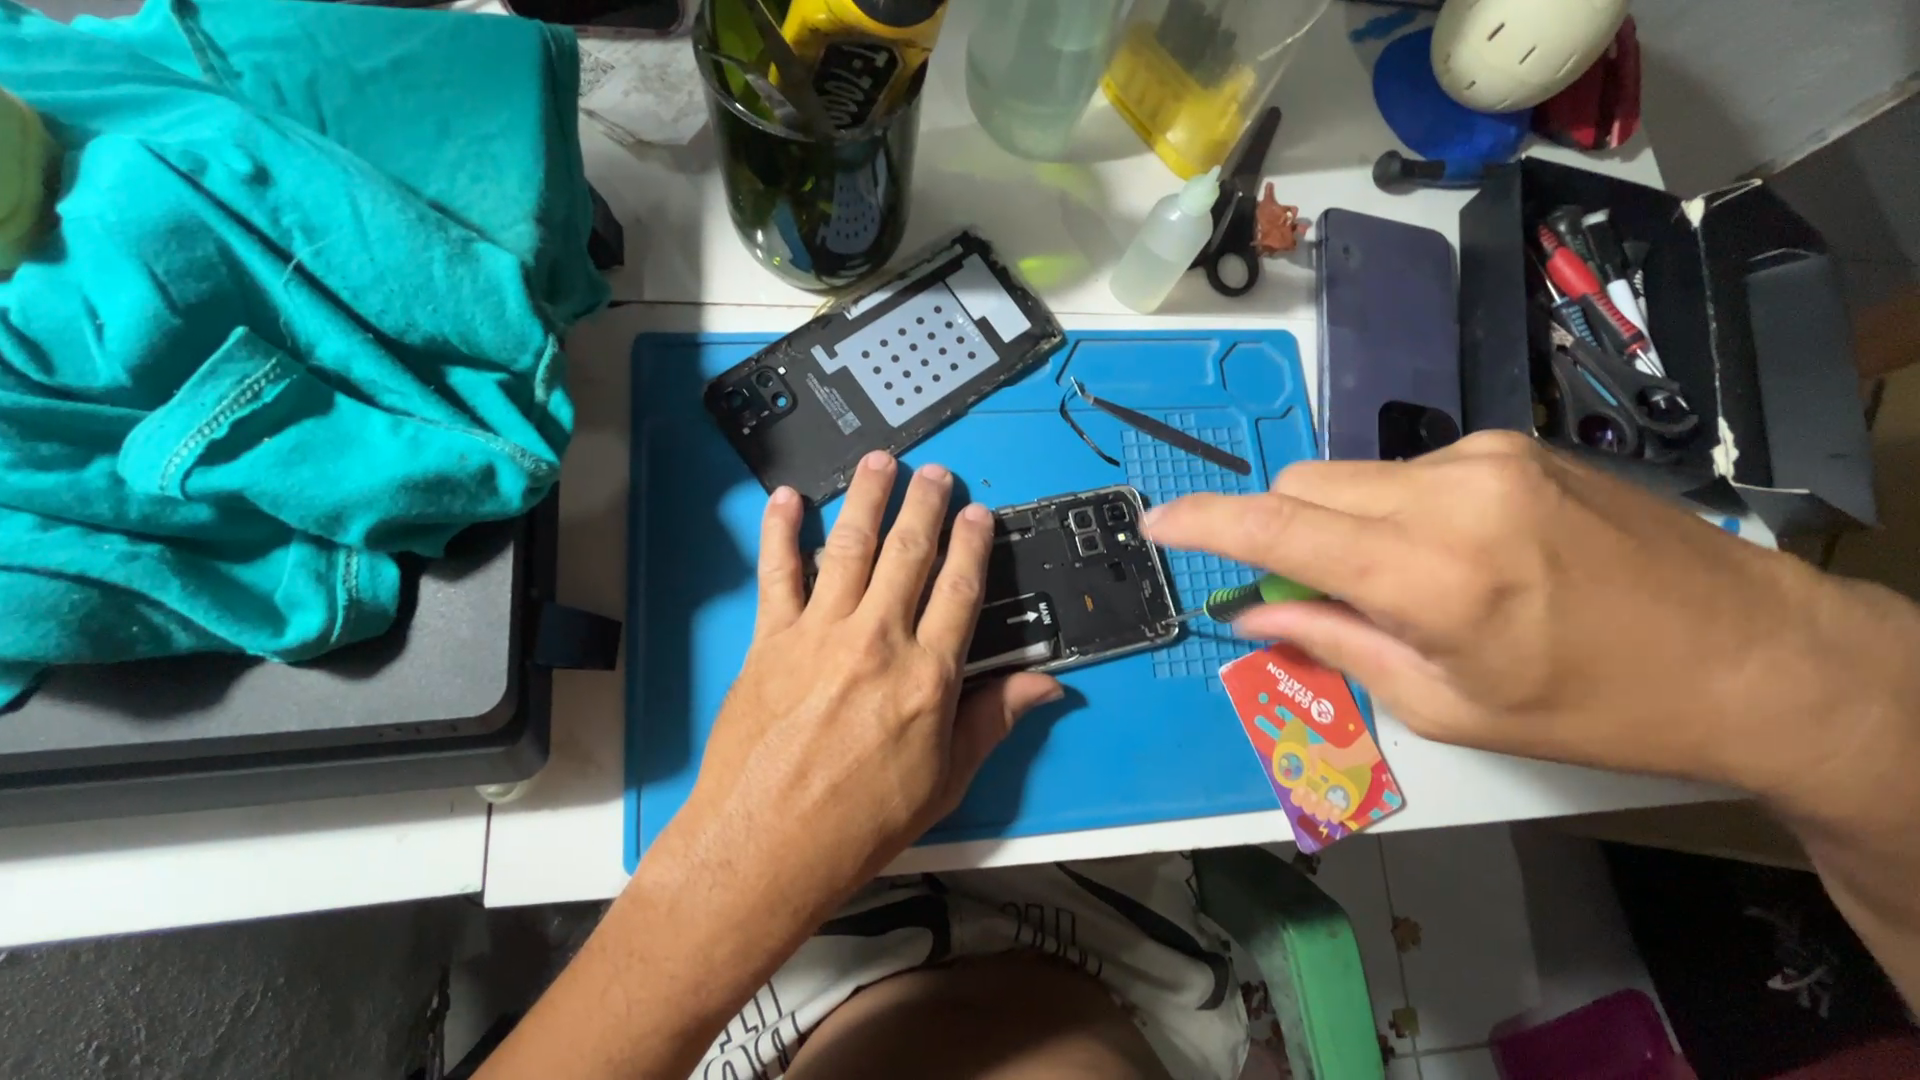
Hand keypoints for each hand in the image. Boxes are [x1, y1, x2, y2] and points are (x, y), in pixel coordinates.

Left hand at [666, 452, 1061, 918]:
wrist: (766, 847)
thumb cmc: (861, 823)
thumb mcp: (944, 780)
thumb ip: (993, 720)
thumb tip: (1046, 685)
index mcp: (927, 676)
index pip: (960, 590)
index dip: (972, 545)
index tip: (979, 513)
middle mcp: (876, 641)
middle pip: (908, 554)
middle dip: (924, 506)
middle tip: (934, 472)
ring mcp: (818, 634)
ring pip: (848, 547)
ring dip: (865, 499)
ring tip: (879, 463)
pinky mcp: (770, 640)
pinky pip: (776, 573)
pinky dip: (780, 532)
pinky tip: (784, 500)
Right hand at [1143, 432, 1919, 824]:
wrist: (1761, 655)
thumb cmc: (1596, 707)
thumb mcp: (1448, 705)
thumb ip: (1334, 644)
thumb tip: (1251, 615)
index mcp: (1430, 571)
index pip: (1279, 530)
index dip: (1205, 524)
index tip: (1157, 522)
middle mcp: (1447, 492)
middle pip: (1301, 485)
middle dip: (1274, 531)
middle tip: (1298, 591)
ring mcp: (1482, 457)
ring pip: (1347, 475)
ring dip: (1332, 521)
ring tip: (1391, 580)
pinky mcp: (1508, 445)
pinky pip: (1402, 470)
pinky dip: (1386, 508)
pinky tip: (1445, 551)